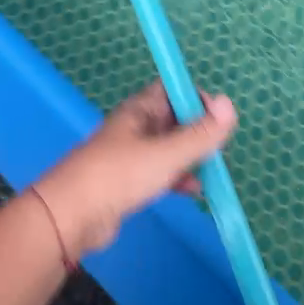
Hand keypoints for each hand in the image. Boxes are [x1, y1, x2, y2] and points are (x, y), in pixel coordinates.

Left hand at [32, 80, 236, 255]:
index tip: (219, 120)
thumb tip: (229, 104)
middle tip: (219, 149)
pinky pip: (160, 172)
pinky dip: (178, 177)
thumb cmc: (119, 175)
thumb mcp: (166, 154)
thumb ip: (199, 134)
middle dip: (198, 130)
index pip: (171, 90)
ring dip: (190, 156)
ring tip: (213, 170)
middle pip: (173, 118)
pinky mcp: (128, 181)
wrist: (73, 214)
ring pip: (168, 147)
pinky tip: (194, 191)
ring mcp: (131, 154)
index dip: (196, 99)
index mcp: (139, 110)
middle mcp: (135, 127)